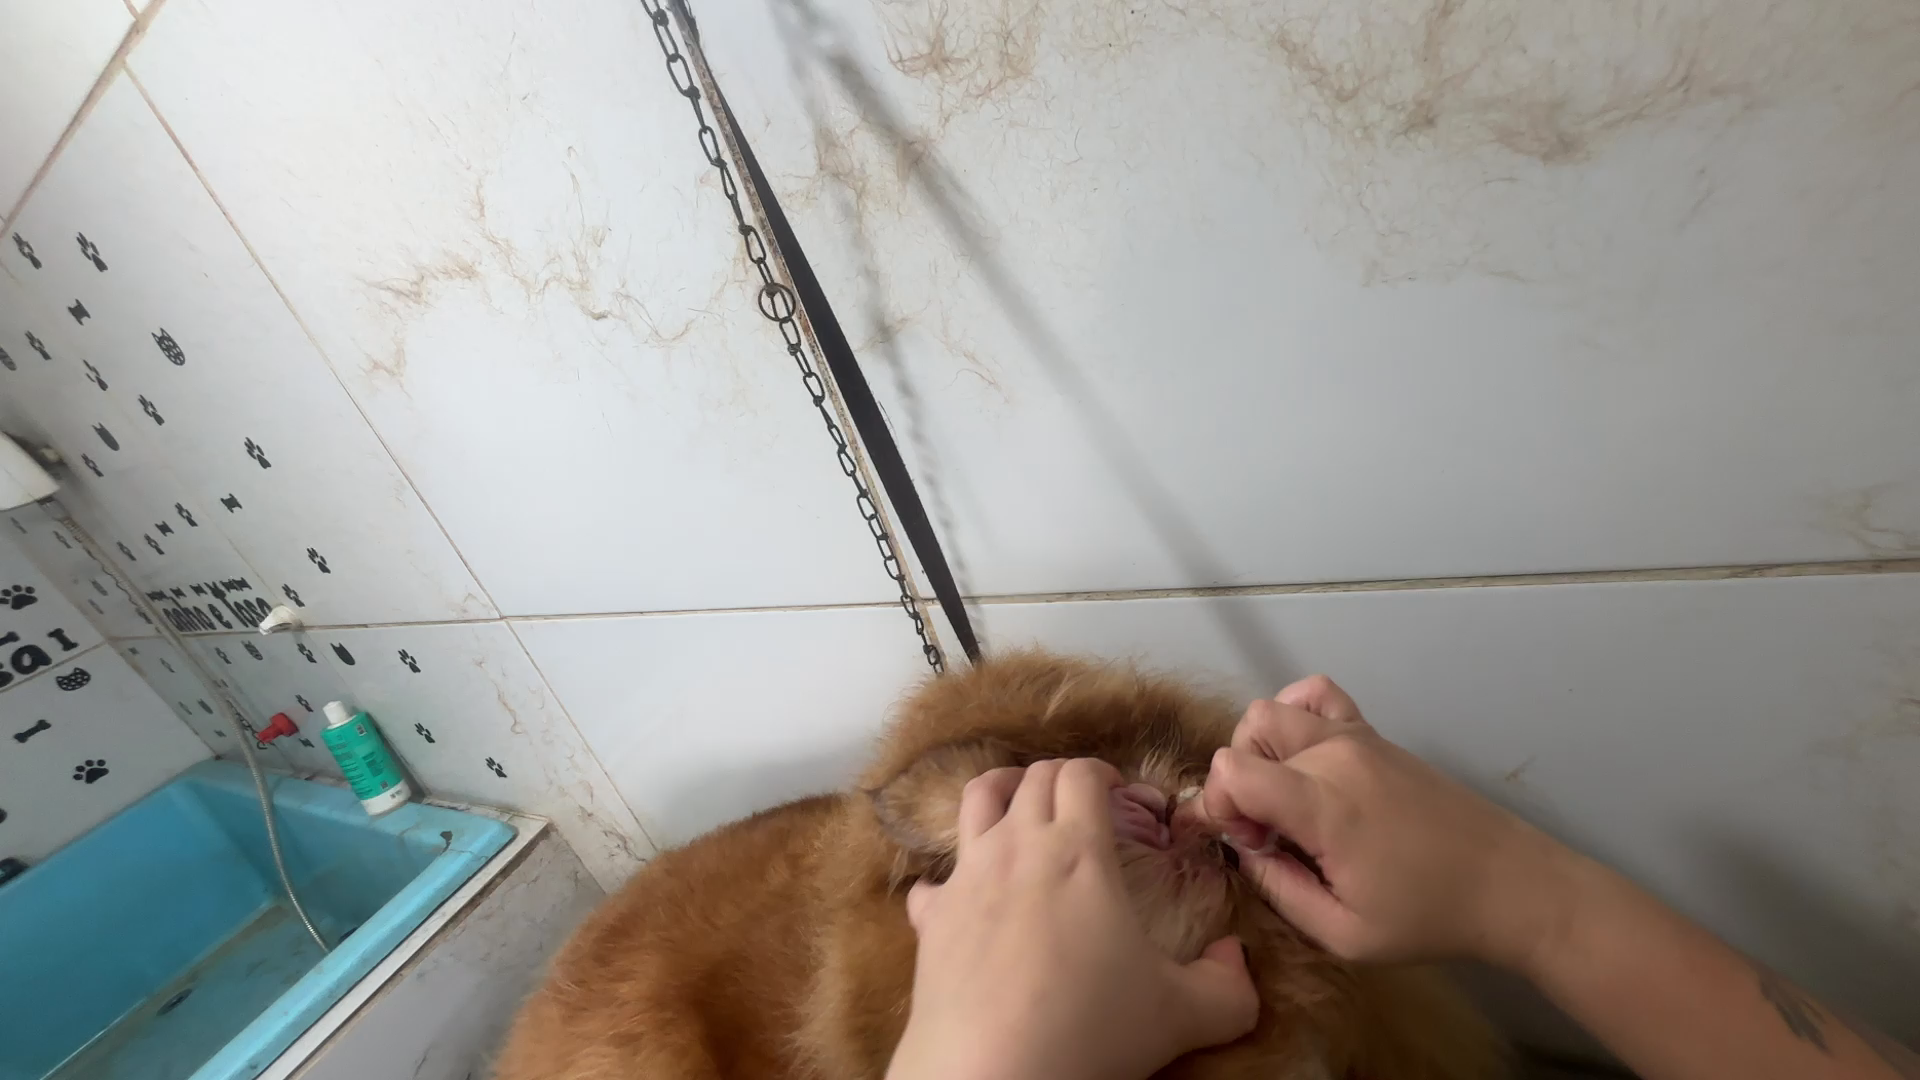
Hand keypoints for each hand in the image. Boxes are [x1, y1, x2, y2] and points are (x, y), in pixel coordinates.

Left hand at [888, 759, 1257, 1079]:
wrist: (991, 1074)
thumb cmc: (1092, 1028)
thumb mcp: (1181, 1014)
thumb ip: (1228, 987)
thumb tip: (1237, 959)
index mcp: (1077, 849)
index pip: (1081, 773)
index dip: (1100, 771)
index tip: (1116, 791)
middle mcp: (1018, 843)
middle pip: (1035, 777)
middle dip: (1059, 776)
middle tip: (1078, 801)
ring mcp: (969, 873)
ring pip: (978, 797)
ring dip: (1002, 789)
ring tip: (1018, 806)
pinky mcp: (933, 913)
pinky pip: (935, 879)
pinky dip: (949, 878)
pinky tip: (961, 898)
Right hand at [1201, 676, 1579, 969]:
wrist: (1512, 885)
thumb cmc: (1428, 916)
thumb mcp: (1344, 934)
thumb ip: (1278, 889)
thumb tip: (1245, 849)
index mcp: (1323, 805)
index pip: (1231, 770)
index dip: (1219, 806)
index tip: (1251, 843)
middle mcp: (1332, 755)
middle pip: (1243, 743)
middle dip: (1238, 790)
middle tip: (1272, 832)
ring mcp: (1353, 735)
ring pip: (1266, 713)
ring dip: (1257, 752)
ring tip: (1285, 794)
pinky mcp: (1371, 731)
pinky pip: (1314, 693)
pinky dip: (1294, 712)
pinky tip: (1305, 753)